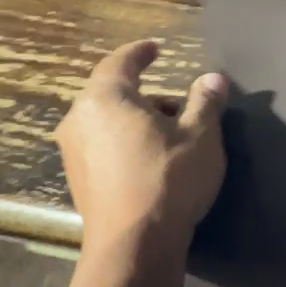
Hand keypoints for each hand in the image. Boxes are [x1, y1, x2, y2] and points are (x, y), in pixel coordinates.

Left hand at [56, 40, 228, 250]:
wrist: (136, 238)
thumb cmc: (170, 176)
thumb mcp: (201, 136)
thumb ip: (205, 103)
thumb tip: (212, 78)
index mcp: (106, 99)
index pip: (120, 64)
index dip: (140, 53)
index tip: (155, 48)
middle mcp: (79, 118)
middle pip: (114, 95)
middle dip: (149, 96)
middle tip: (182, 107)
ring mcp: (73, 149)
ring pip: (110, 122)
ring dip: (140, 122)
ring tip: (174, 137)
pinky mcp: (78, 176)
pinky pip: (105, 145)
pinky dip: (129, 142)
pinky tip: (154, 160)